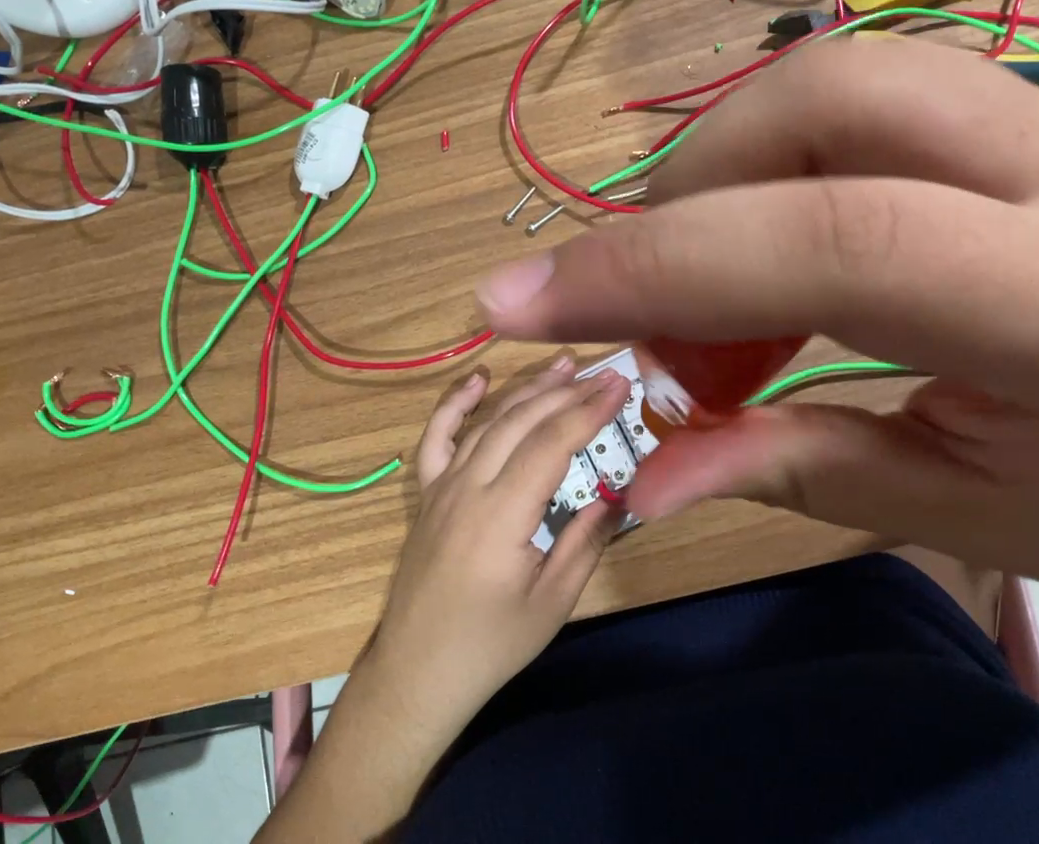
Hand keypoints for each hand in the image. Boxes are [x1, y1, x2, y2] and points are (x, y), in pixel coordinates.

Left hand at [359, 360, 629, 733]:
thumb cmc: (491, 644)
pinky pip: (436, 438)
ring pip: (486, 422)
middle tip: (604, 373)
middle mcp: (467, 488)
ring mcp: (440, 487)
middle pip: (520, 422)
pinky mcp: (426, 495)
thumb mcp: (553, 602)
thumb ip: (585, 542)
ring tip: (563, 367)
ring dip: (525, 390)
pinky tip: (478, 379)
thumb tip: (618, 496)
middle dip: (566, 393)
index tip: (621, 385)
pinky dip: (455, 404)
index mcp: (501, 515)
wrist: (417, 672)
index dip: (588, 411)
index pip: (551, 444)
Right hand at [472, 39, 1038, 605]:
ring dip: (724, 179)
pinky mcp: (1037, 108)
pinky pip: (864, 100)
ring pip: (836, 76)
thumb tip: (633, 481)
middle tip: (647, 321)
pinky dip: (775, 172)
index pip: (840, 238)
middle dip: (683, 198)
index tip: (519, 302)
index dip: (658, 264)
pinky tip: (771, 267)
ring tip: (711, 310)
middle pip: (825, 99)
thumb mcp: (959, 513)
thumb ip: (788, 470)